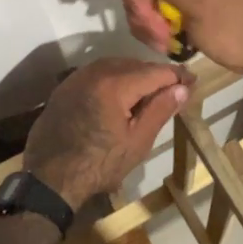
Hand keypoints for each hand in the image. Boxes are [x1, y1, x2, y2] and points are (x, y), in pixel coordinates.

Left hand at [23, 58, 189, 207]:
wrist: (49, 179)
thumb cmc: (98, 165)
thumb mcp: (137, 142)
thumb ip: (160, 110)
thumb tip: (182, 88)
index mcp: (116, 84)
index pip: (155, 71)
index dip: (177, 75)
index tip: (193, 80)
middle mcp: (95, 72)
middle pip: (135, 64)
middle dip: (156, 74)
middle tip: (174, 89)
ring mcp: (77, 77)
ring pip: (115, 66)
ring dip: (135, 75)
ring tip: (149, 93)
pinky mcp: (65, 87)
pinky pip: (96, 74)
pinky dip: (113, 79)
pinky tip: (119, 96)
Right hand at [112, 0, 242, 84]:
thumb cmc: (238, 23)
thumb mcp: (197, 0)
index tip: (147, 17)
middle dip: (143, 11)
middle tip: (161, 36)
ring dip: (150, 25)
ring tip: (169, 43)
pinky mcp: (184, 3)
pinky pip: (156, 13)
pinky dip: (158, 31)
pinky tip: (172, 44)